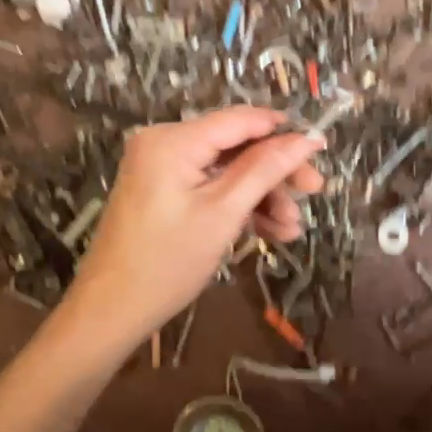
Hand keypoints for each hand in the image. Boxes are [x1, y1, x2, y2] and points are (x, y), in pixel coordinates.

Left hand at [61, 107, 324, 347]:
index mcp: (173, 139)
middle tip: (314, 192)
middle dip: (275, 171)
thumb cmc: (167, 262)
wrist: (110, 311)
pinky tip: (269, 231)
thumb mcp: (223, 214)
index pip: (240, 120)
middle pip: (235, 145)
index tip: (321, 149)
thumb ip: (265, 170)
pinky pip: (208, 185)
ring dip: (261, 195)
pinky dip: (237, 205)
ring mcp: (161, 166)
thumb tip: (307, 138)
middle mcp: (164, 142)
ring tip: (291, 229)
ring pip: (226, 169)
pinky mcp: (162, 189)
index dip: (283, 132)